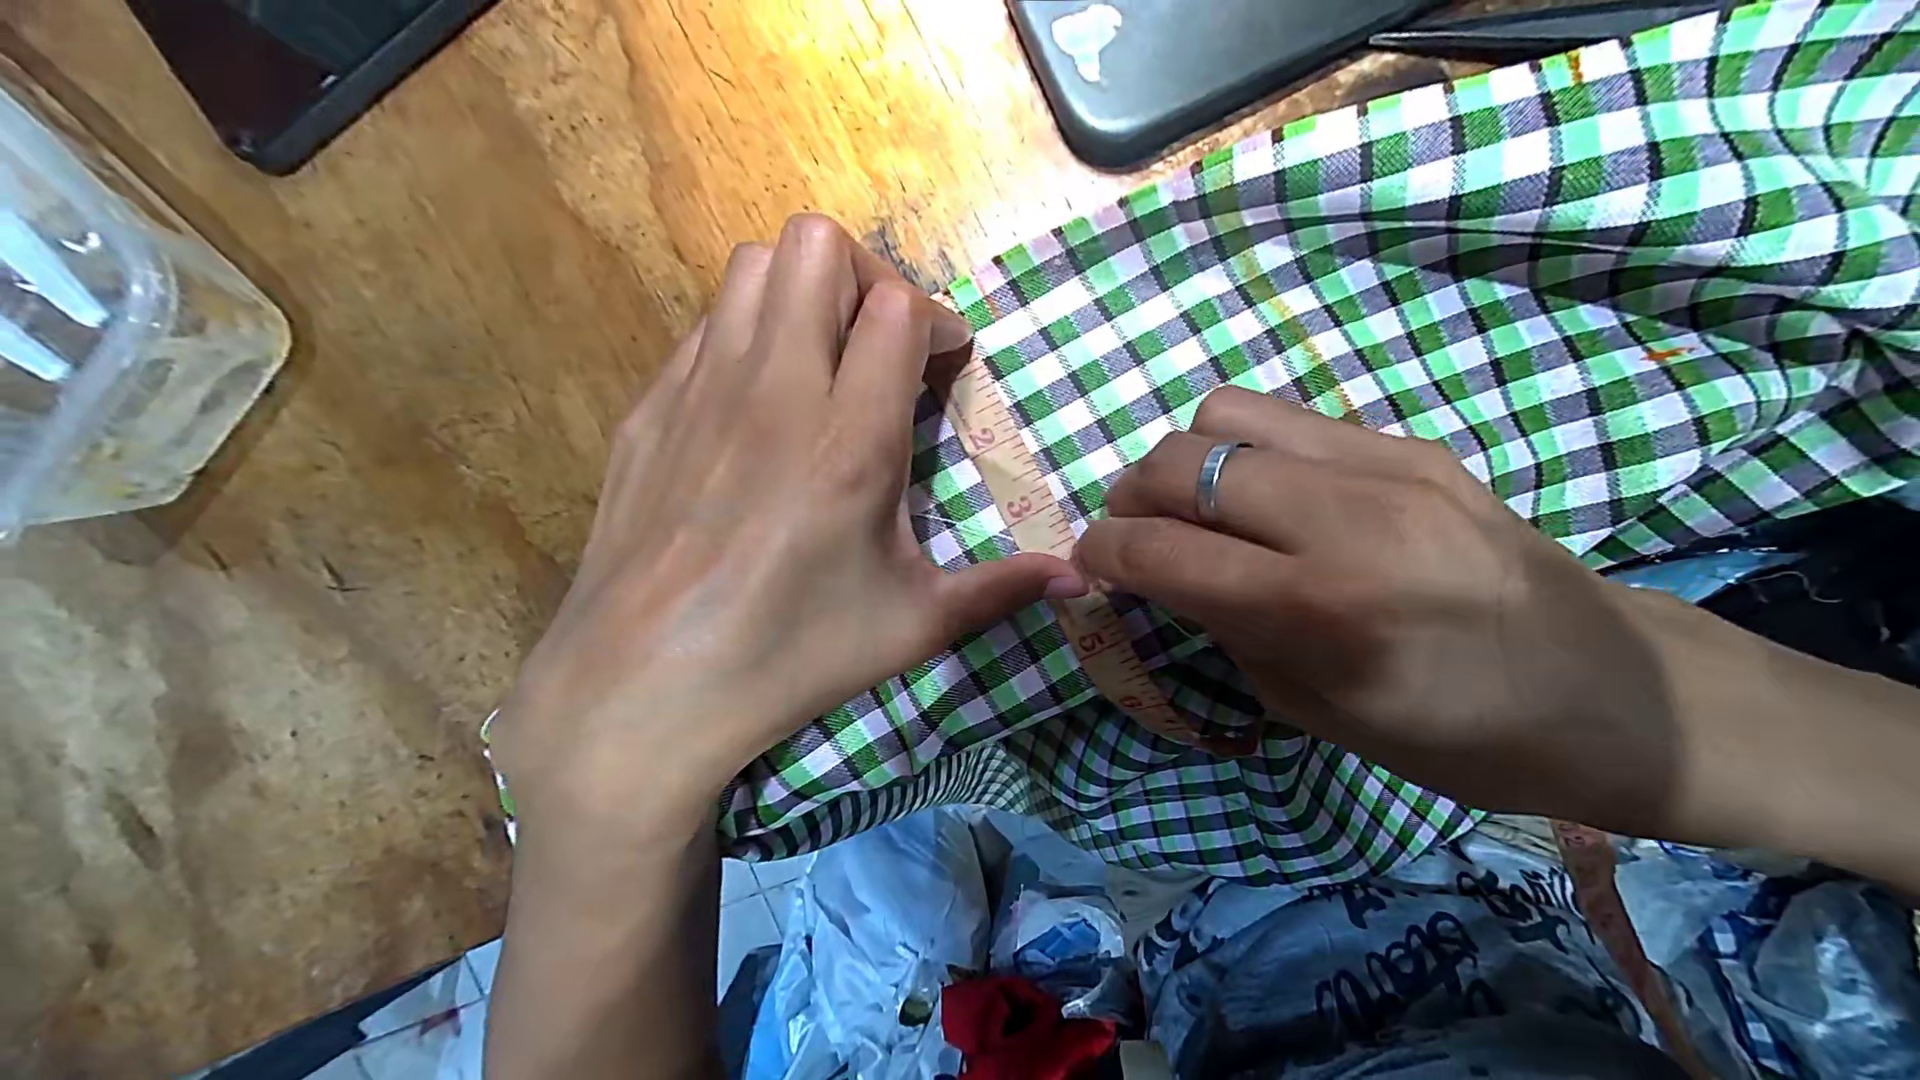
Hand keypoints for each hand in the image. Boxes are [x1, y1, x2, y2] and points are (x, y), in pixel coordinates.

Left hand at [494, 215, 1085, 832]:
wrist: (643, 687)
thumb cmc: (791, 656)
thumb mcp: (912, 625)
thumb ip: (1003, 587)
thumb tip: (1081, 578)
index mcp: (850, 442)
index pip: (897, 308)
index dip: (935, 320)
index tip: (945, 365)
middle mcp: (773, 393)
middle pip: (817, 248)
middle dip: (867, 280)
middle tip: (881, 348)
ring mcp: (698, 391)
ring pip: (753, 268)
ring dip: (803, 295)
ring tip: (822, 363)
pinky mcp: (648, 410)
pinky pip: (706, 329)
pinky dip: (747, 337)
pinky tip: (757, 408)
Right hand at [1077, 386, 1680, 824]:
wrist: (1613, 691)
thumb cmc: (1452, 736)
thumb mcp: (1307, 708)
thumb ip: (1218, 626)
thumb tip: (1154, 574)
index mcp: (1320, 608)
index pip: (1161, 551)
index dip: (1101, 551)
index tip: (1086, 563)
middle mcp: (1346, 517)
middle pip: (1177, 463)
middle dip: (1127, 498)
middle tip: (1133, 533)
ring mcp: (1383, 464)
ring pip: (1220, 415)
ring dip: (1183, 462)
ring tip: (1196, 505)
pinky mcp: (1407, 443)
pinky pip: (1282, 417)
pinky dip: (1242, 452)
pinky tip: (1261, 494)